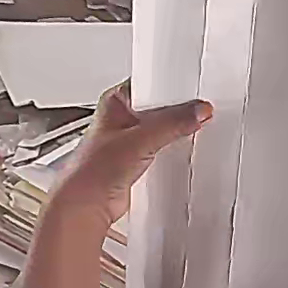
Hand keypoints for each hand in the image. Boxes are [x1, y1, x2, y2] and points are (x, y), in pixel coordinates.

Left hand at [50, 83, 211, 228]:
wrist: (88, 203)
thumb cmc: (94, 169)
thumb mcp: (141, 138)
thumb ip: (173, 122)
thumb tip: (198, 111)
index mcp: (116, 101)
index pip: (151, 84)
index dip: (174, 88)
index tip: (195, 94)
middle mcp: (123, 118)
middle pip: (161, 108)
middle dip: (179, 112)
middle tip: (199, 113)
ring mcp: (132, 140)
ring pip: (163, 130)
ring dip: (177, 134)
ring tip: (193, 132)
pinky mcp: (140, 160)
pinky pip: (164, 149)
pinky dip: (174, 151)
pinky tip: (182, 153)